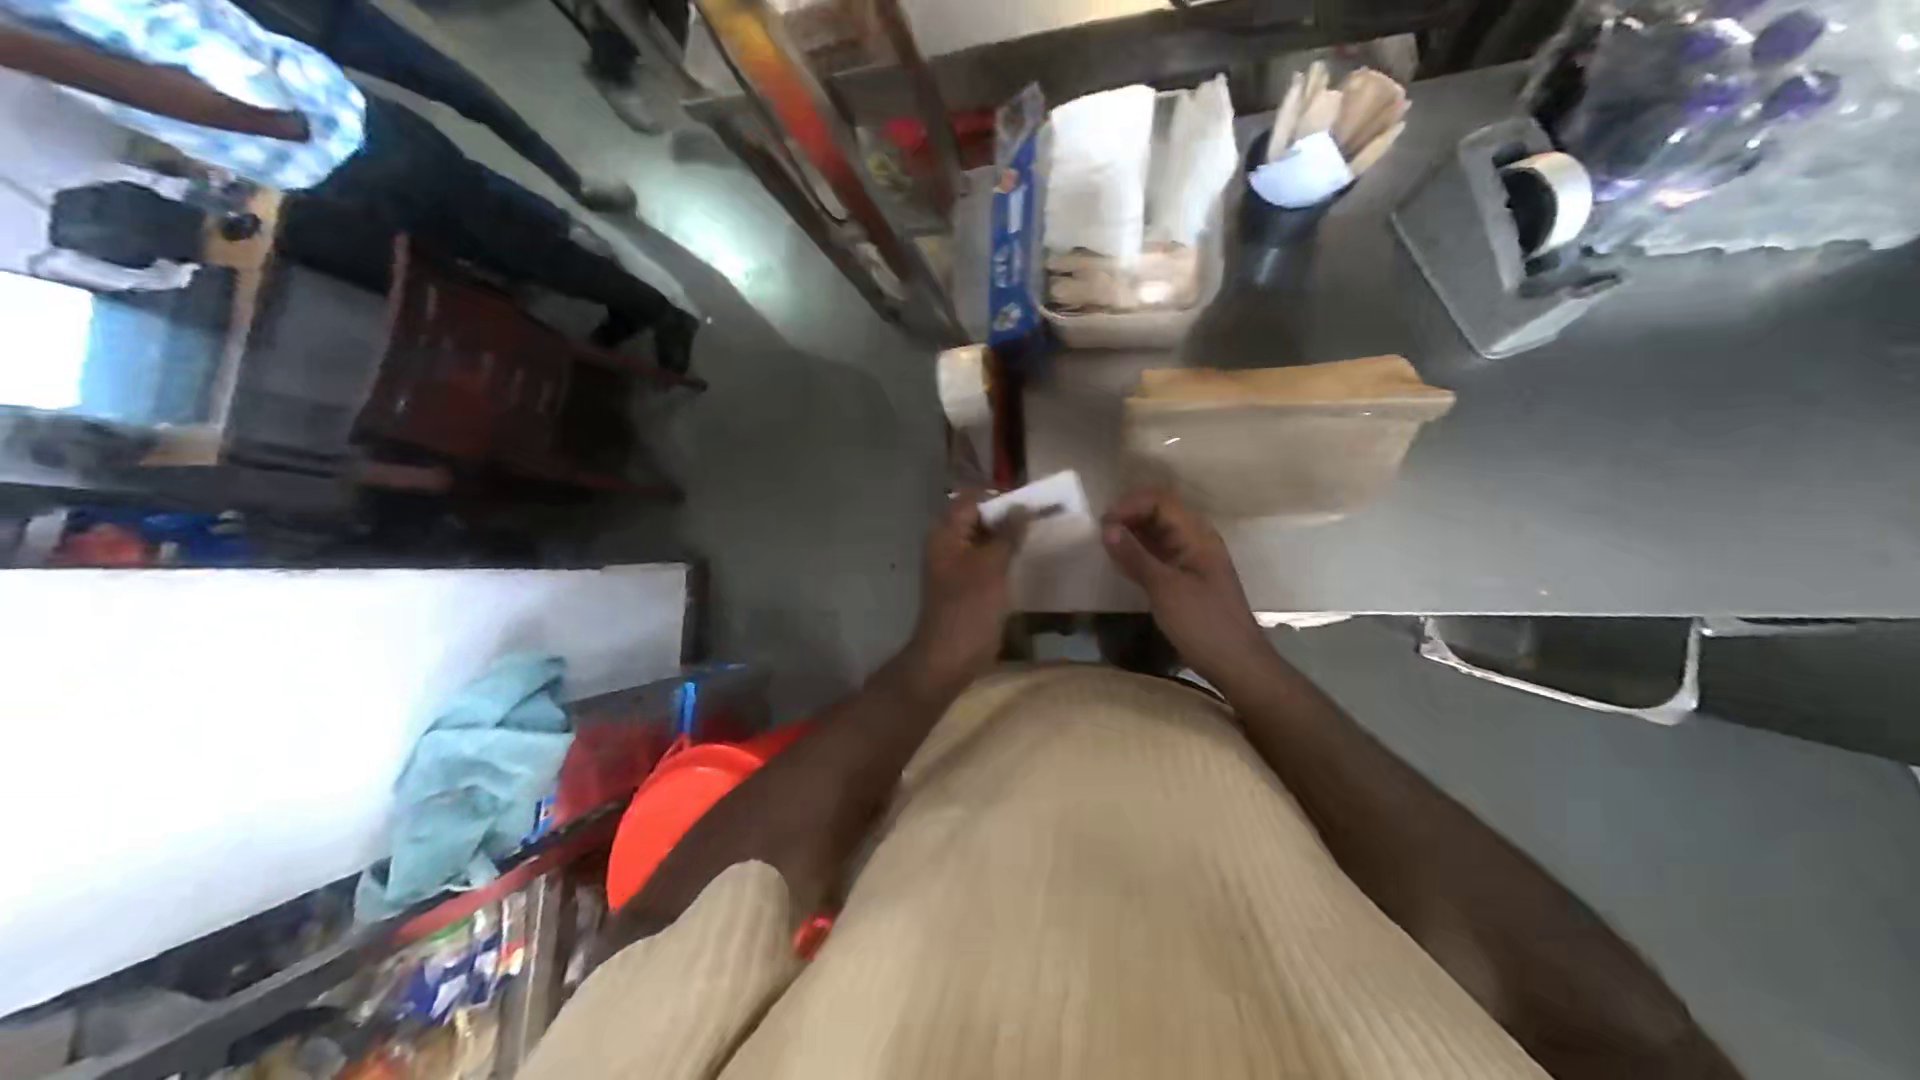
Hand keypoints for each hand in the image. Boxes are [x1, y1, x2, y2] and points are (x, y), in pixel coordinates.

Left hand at [899, 495, 1025, 698]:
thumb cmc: (969, 607)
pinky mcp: (965, 584)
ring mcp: (955, 565)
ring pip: (982, 539)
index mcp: (946, 533)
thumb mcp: (992, 566)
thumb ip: (1007, 534)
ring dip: (1006, 537)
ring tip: (1036, 536)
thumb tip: (1022, 507)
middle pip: (977, 517)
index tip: (1030, 502)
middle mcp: (946, 543)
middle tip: (1038, 518)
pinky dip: (1002, 557)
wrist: (949, 656)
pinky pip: (984, 560)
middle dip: (1006, 516)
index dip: (999, 497)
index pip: (972, 498)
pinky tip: (1023, 561)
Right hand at [1101, 488, 1271, 685]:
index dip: (1129, 505)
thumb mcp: (1165, 589)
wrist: (1237, 665)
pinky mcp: (1185, 578)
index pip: (1160, 501)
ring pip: (1156, 533)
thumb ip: (1135, 556)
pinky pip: (1158, 554)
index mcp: (1197, 535)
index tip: (1103, 525)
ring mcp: (1191, 559)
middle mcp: (1195, 540)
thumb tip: (1107, 528)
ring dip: (1131, 535)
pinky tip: (1120, 564)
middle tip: (1100, 535)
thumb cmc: (1203, 624)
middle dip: (1128, 517)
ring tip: (1104, 547)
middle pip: (1158, 512)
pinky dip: (1138, 554)